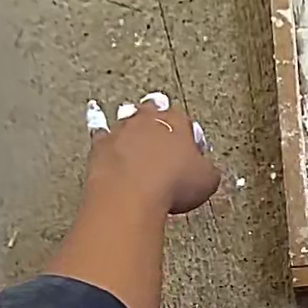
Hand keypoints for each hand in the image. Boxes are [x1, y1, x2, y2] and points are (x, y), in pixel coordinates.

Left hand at [86, 100, 220, 214]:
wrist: (132, 194)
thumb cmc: (172, 184)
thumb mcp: (207, 181)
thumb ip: (208, 170)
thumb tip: (208, 171)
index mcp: (177, 122)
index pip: (187, 123)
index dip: (191, 137)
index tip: (194, 151)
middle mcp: (148, 119)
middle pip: (155, 112)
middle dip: (159, 119)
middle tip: (162, 127)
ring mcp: (122, 130)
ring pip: (127, 118)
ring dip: (132, 124)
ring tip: (135, 129)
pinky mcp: (101, 145)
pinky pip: (100, 133)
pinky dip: (102, 131)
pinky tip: (99, 127)